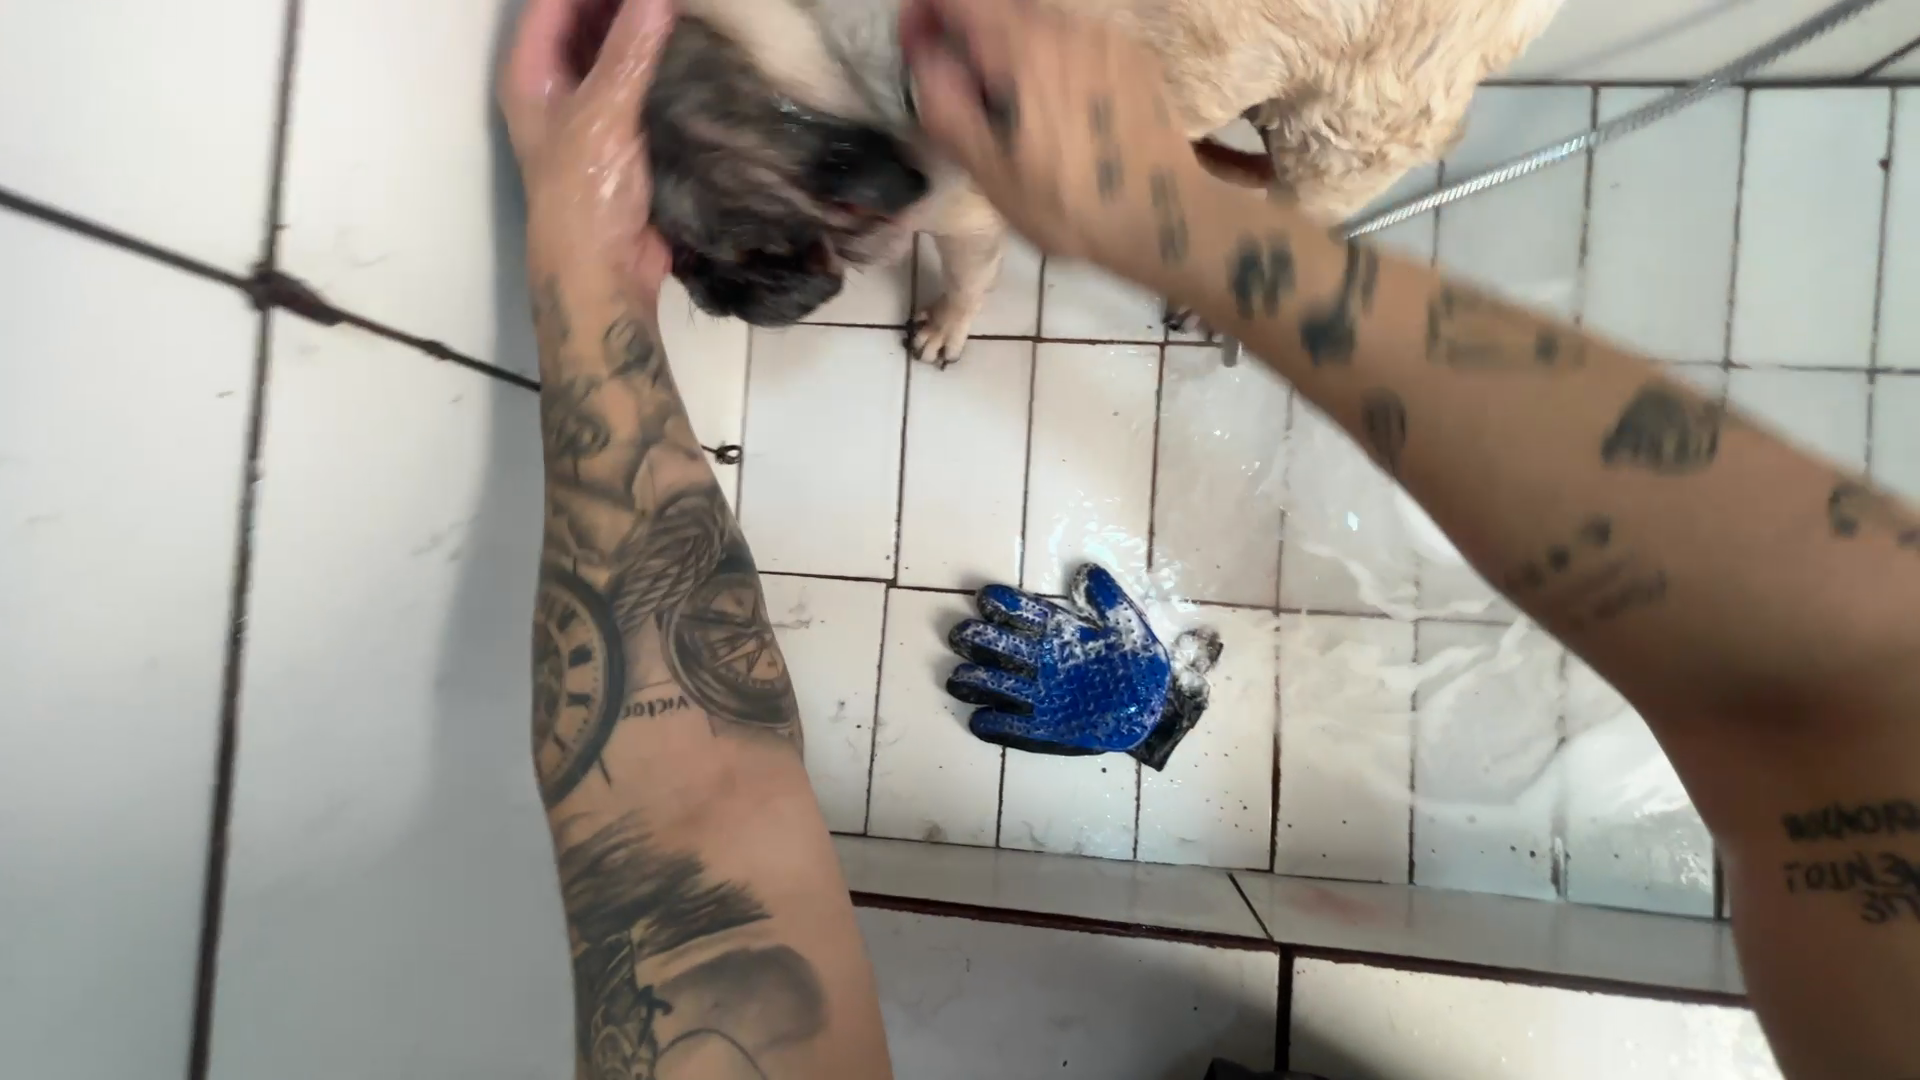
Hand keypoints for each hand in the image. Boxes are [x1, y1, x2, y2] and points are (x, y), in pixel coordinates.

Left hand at [499, 0, 675, 299]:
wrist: (608, 272)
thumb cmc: (586, 194)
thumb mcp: (603, 113)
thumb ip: (631, 51)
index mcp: (534, 72)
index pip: (557, 2)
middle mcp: (563, 89)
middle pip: (593, 28)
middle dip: (631, 9)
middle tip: (678, 4)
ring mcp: (600, 119)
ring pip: (626, 64)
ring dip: (655, 45)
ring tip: (694, 23)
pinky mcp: (634, 148)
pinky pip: (651, 100)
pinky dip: (672, 83)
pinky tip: (700, 68)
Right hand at [900, 0, 1203, 277]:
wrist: (1163, 220)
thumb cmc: (1072, 210)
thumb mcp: (995, 176)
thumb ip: (949, 109)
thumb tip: (923, 59)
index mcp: (1025, 50)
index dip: (925, 14)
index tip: (915, 47)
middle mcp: (1068, 26)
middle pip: (999, 9)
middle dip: (969, 41)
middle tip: (962, 95)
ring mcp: (1106, 38)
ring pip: (1039, 26)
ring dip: (1010, 54)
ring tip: (1012, 113)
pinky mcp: (1132, 57)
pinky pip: (1075, 44)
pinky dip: (1050, 63)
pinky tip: (1056, 115)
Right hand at [944, 566, 1222, 770]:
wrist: (1155, 708)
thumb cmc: (1139, 663)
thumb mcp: (1129, 627)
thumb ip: (1108, 599)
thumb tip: (1083, 571)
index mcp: (1061, 633)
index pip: (1026, 613)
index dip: (1005, 604)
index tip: (986, 598)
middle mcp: (1045, 661)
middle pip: (1003, 646)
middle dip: (978, 639)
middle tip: (961, 635)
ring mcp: (1044, 694)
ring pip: (1001, 683)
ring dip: (978, 680)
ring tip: (959, 678)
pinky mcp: (1048, 725)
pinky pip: (1017, 725)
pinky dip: (996, 724)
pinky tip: (980, 720)